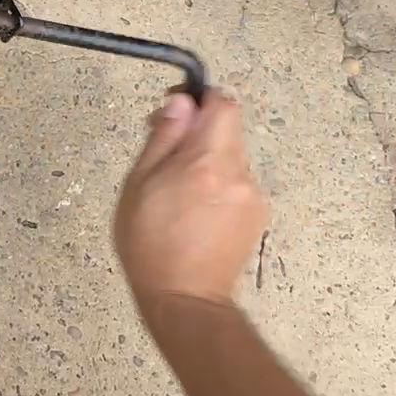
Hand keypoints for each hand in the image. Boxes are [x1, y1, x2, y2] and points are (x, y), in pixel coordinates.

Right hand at [113, 90, 265, 329]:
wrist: (184, 297)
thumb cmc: (148, 240)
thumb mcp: (138, 182)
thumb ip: (163, 137)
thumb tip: (180, 102)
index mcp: (208, 162)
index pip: (223, 105)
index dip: (198, 98)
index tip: (173, 109)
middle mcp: (240, 174)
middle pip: (226, 129)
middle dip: (195, 132)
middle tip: (161, 152)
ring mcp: (254, 196)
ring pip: (229, 156)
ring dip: (203, 158)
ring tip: (172, 188)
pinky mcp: (257, 214)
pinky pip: (235, 180)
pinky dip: (214, 181)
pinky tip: (191, 207)